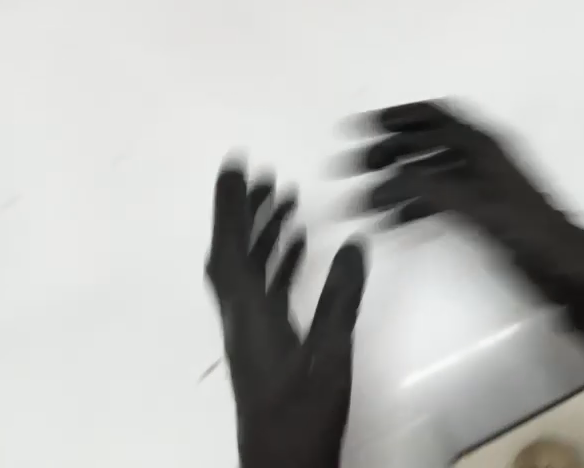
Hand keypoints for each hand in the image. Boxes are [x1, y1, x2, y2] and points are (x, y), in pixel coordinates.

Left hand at [205, 163, 365, 467]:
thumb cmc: (303, 417)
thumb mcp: (328, 357)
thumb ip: (339, 301)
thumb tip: (353, 244)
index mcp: (250, 318)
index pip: (231, 251)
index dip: (230, 207)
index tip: (235, 167)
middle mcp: (244, 320)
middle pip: (235, 255)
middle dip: (244, 211)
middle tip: (263, 174)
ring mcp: (255, 333)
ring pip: (250, 270)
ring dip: (262, 231)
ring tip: (284, 197)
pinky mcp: (269, 345)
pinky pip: (268, 288)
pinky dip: (280, 259)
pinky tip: (300, 246)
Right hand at [356, 101, 583, 374]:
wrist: (574, 274)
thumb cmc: (533, 236)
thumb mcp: (482, 211)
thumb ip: (435, 191)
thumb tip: (388, 180)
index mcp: (486, 148)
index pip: (438, 117)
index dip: (400, 117)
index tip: (362, 128)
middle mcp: (485, 159)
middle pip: (430, 142)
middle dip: (392, 150)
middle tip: (356, 169)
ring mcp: (485, 186)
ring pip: (434, 171)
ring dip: (399, 180)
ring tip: (365, 201)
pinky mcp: (486, 213)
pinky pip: (442, 198)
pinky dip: (416, 204)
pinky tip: (394, 222)